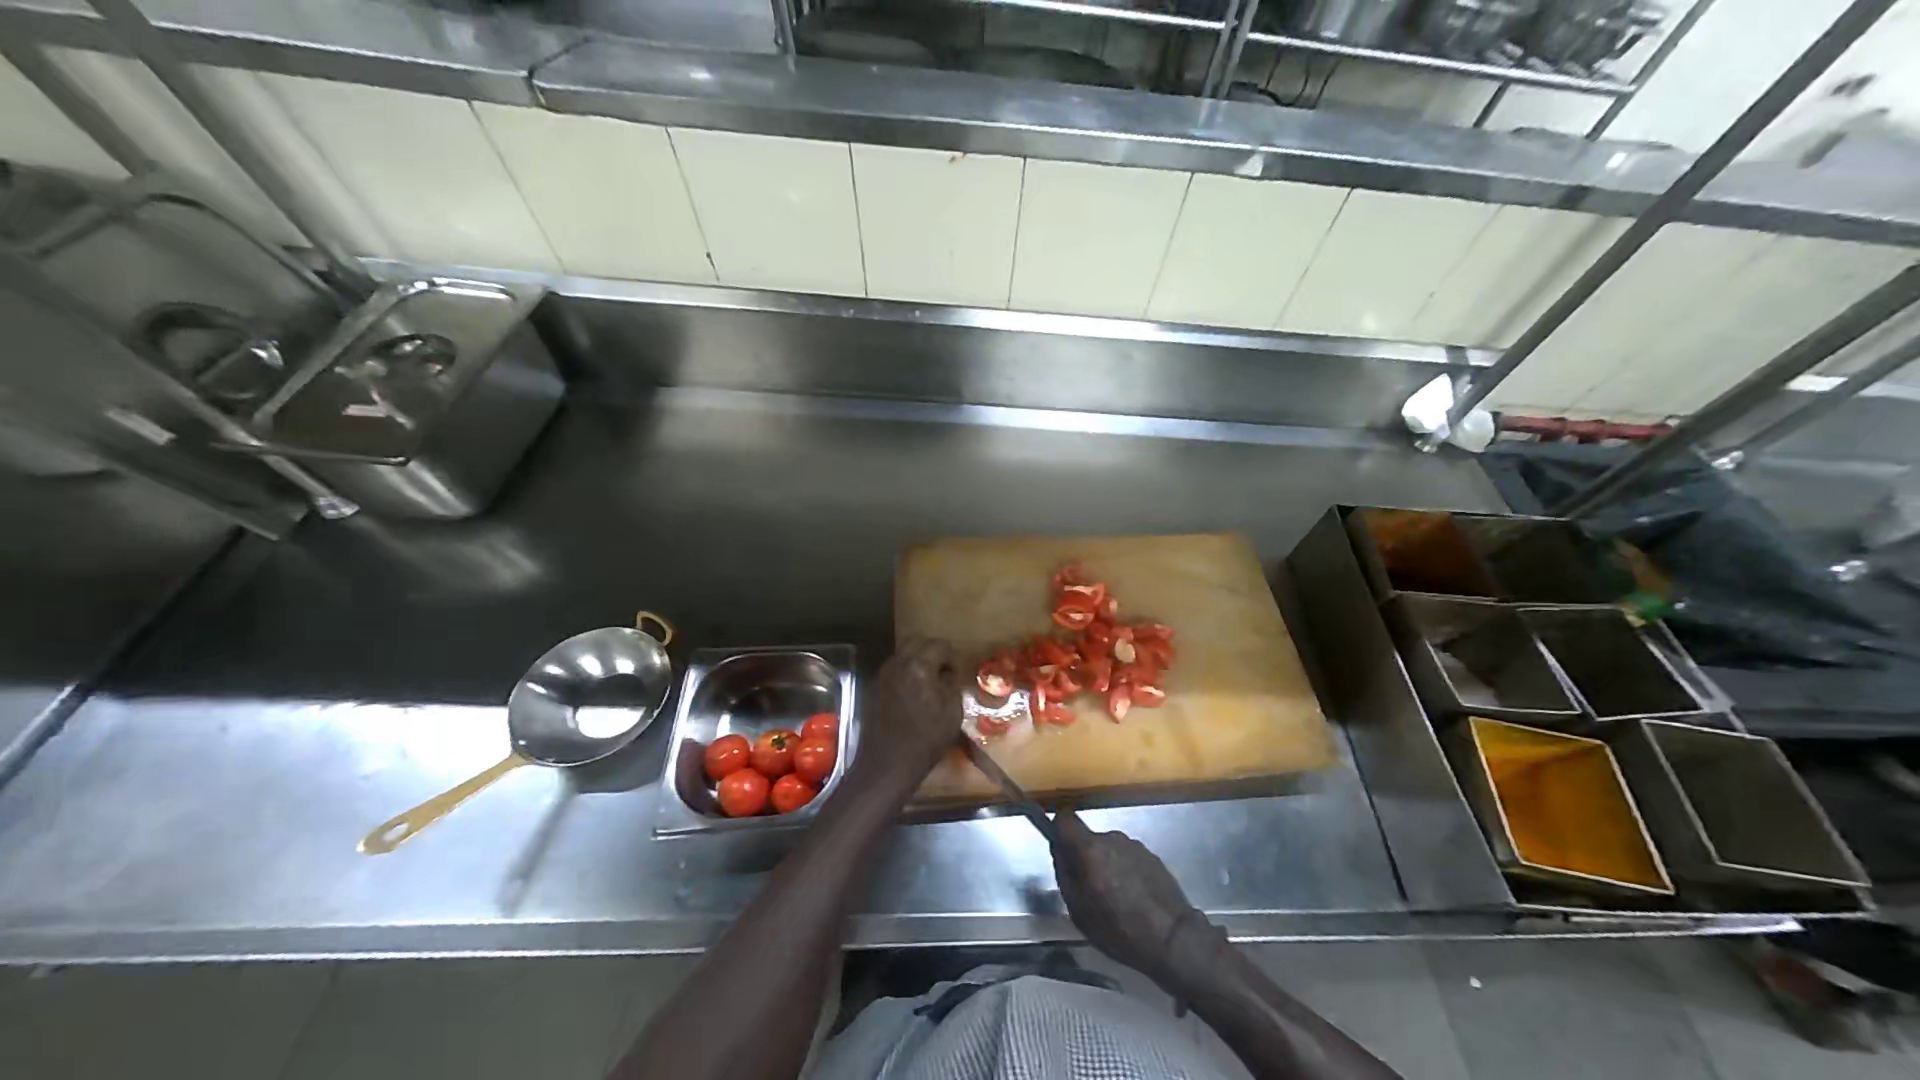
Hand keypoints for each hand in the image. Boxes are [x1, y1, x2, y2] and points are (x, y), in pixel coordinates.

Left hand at [856, 639, 963, 783]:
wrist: (890, 762)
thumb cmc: (927, 737)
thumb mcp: (952, 710)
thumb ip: (951, 683)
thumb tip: (947, 672)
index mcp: (919, 665)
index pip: (940, 645)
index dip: (952, 657)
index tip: (956, 673)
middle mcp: (898, 662)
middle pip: (918, 642)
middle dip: (933, 652)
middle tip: (943, 671)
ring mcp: (883, 673)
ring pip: (903, 653)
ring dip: (918, 660)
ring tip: (929, 681)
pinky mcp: (875, 685)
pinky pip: (894, 668)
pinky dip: (906, 671)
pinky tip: (914, 691)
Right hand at [1051, 810, 1204, 985]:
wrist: (1173, 939)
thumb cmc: (1119, 929)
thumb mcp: (1078, 910)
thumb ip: (1064, 873)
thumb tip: (1059, 850)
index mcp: (1089, 848)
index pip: (1064, 819)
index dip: (1059, 830)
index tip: (1060, 849)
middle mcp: (1112, 838)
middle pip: (1088, 839)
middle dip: (1085, 857)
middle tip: (1089, 888)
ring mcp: (1135, 845)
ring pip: (1109, 849)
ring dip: (1107, 865)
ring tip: (1114, 898)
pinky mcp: (1153, 856)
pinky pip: (1128, 858)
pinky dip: (1125, 871)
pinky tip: (1133, 898)